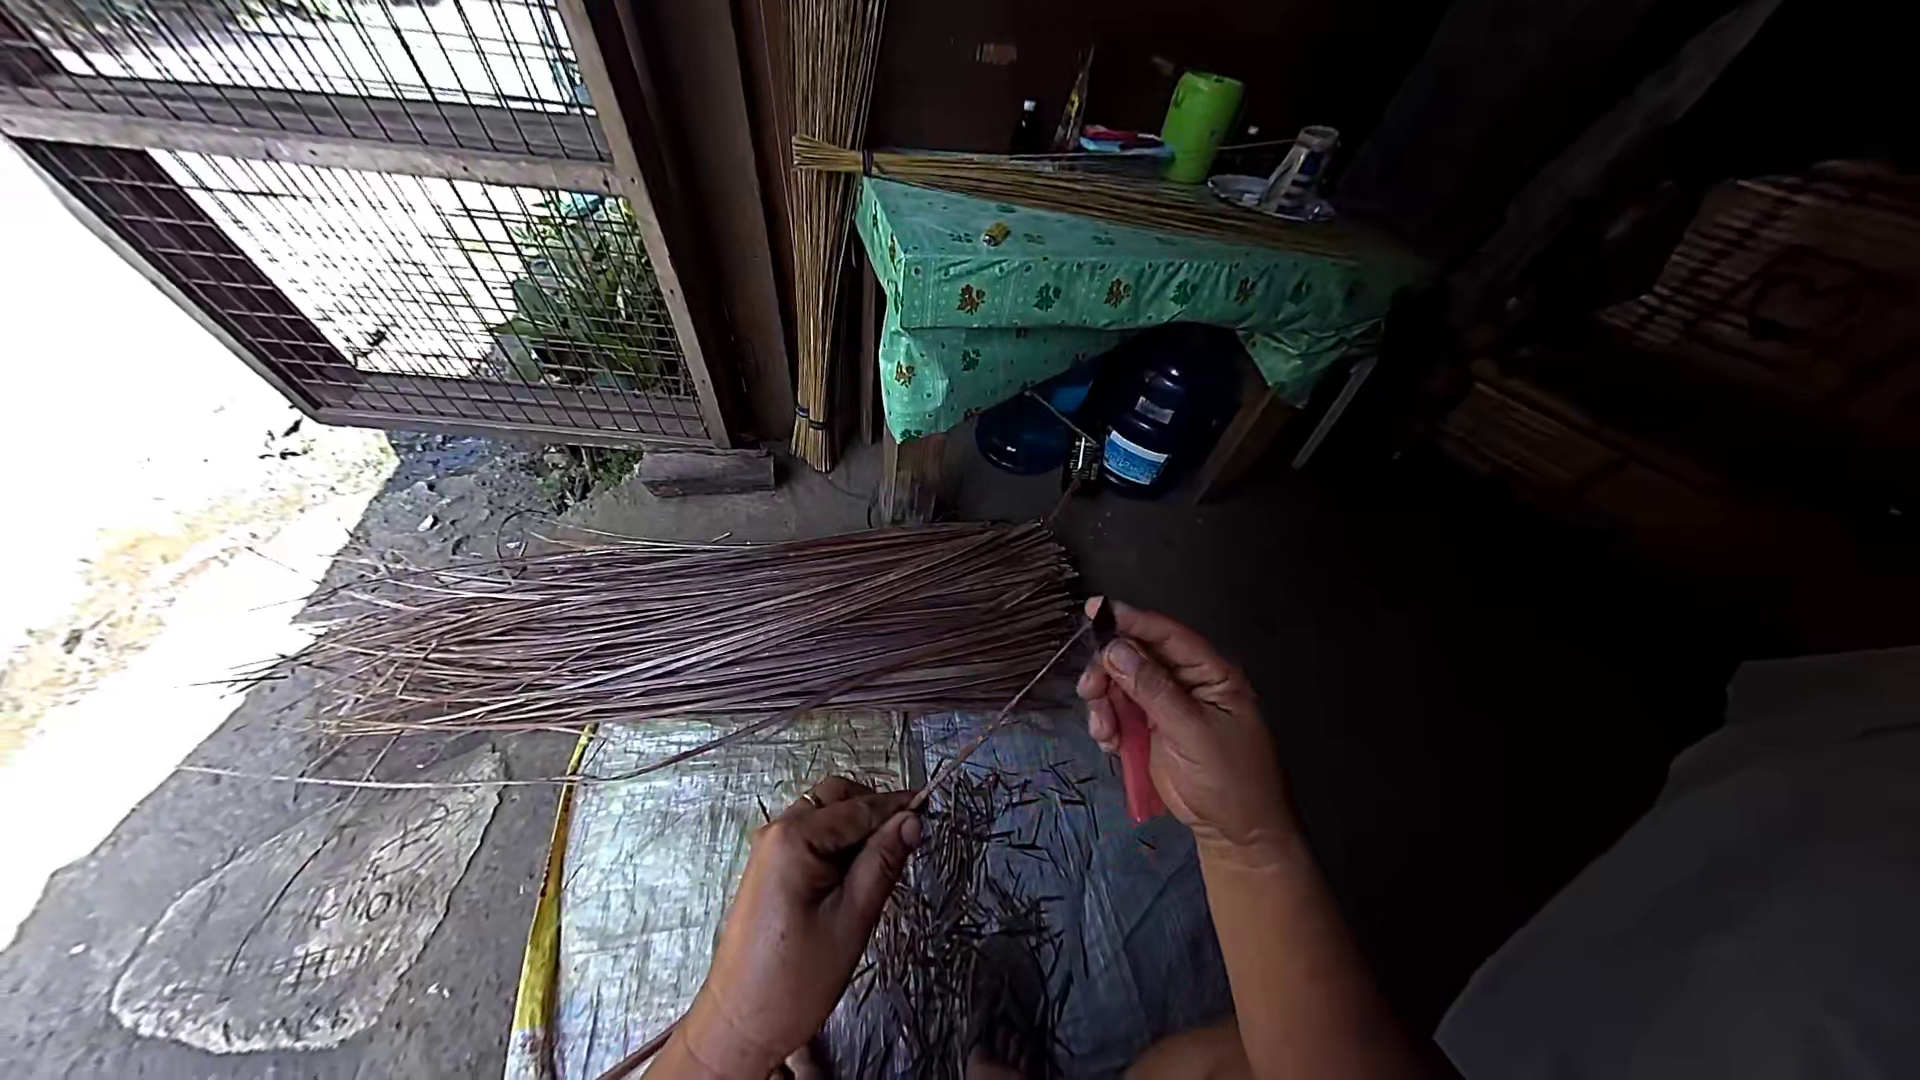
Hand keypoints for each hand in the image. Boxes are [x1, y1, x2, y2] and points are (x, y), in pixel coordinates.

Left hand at [669, 777, 921, 1077]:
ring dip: (858, 824)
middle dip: (874, 808)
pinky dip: (840, 840)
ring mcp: (770, 848)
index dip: (896, 807)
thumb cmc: (794, 981)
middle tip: (907, 835)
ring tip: (885, 857)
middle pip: (837, 796)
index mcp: (794, 839)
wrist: (738, 1027)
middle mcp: (777, 831)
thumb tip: (910, 821)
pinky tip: (858, 870)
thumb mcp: (851, 919)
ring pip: (825, 812)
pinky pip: (812, 834)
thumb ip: (883, 862)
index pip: (858, 807)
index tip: (927, 807)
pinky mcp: (770, 866)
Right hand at [1076, 598, 1295, 855]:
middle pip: (1135, 657)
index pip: (1167, 635)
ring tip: (1105, 730)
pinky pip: (1116, 712)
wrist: (1235, 835)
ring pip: (1119, 684)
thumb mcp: (1191, 730)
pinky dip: (1107, 724)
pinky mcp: (1148, 729)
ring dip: (1104, 703)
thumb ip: (1152, 688)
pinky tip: (1110, 742)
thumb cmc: (1228, 779)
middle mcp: (1184, 682)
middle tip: (1090, 689)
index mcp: (1209, 673)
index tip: (1096, 610)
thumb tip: (1115, 648)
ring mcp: (1164, 705)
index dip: (1132, 620)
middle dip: (1108, 670)